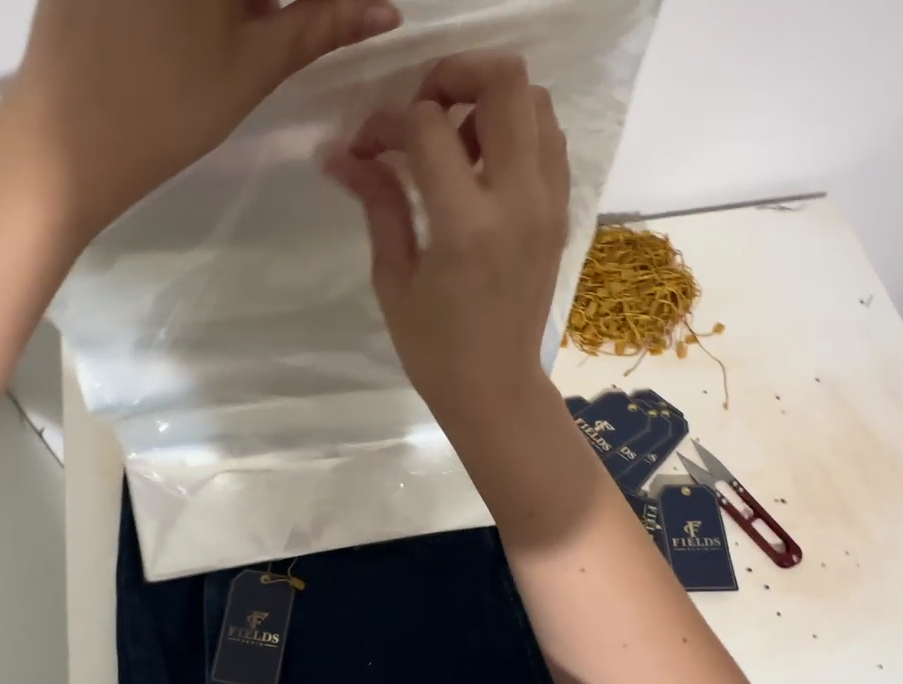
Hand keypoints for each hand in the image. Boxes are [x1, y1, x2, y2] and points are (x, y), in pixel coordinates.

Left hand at [8, 0, 401, 238]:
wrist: (62, 145)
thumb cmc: (165, 111)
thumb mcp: (250, 68)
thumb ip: (318, 27)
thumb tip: (383, 11)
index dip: (317, 1)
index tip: (336, 16)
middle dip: (274, 4)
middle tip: (299, 25)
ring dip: (241, 6)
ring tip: (248, 34)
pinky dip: (199, 8)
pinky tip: (196, 35)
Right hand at [327, 51, 569, 415]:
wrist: (496, 388)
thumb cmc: (434, 349)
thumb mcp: (394, 279)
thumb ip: (378, 204)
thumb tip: (341, 155)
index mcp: (467, 226)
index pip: (428, 128)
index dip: (386, 123)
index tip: (365, 148)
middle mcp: (519, 201)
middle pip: (506, 82)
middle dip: (453, 75)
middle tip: (419, 110)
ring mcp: (549, 203)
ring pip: (537, 101)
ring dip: (489, 102)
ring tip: (454, 144)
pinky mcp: (560, 211)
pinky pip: (549, 139)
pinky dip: (515, 130)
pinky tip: (481, 167)